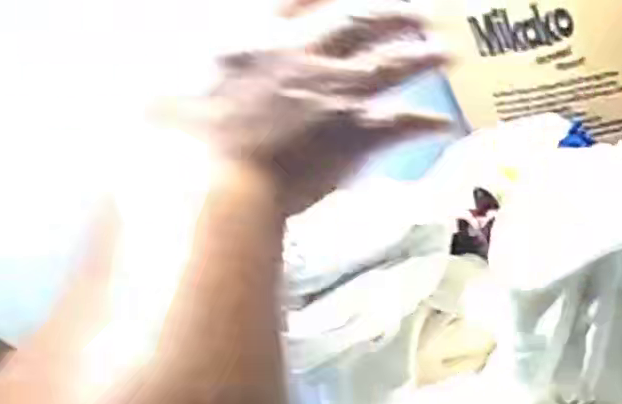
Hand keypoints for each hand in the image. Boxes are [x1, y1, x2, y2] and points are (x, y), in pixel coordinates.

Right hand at [150, 0, 452, 212]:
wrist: (215, 170)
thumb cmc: (182, 126)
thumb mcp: (174, 64)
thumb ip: (201, 47)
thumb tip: (200, 44)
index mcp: (252, 31)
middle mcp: (298, 52)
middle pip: (353, 21)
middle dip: (391, 14)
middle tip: (423, 13)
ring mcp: (331, 91)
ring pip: (387, 65)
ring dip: (421, 57)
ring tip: (448, 52)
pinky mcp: (355, 132)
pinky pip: (402, 124)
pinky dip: (427, 124)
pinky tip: (447, 123)